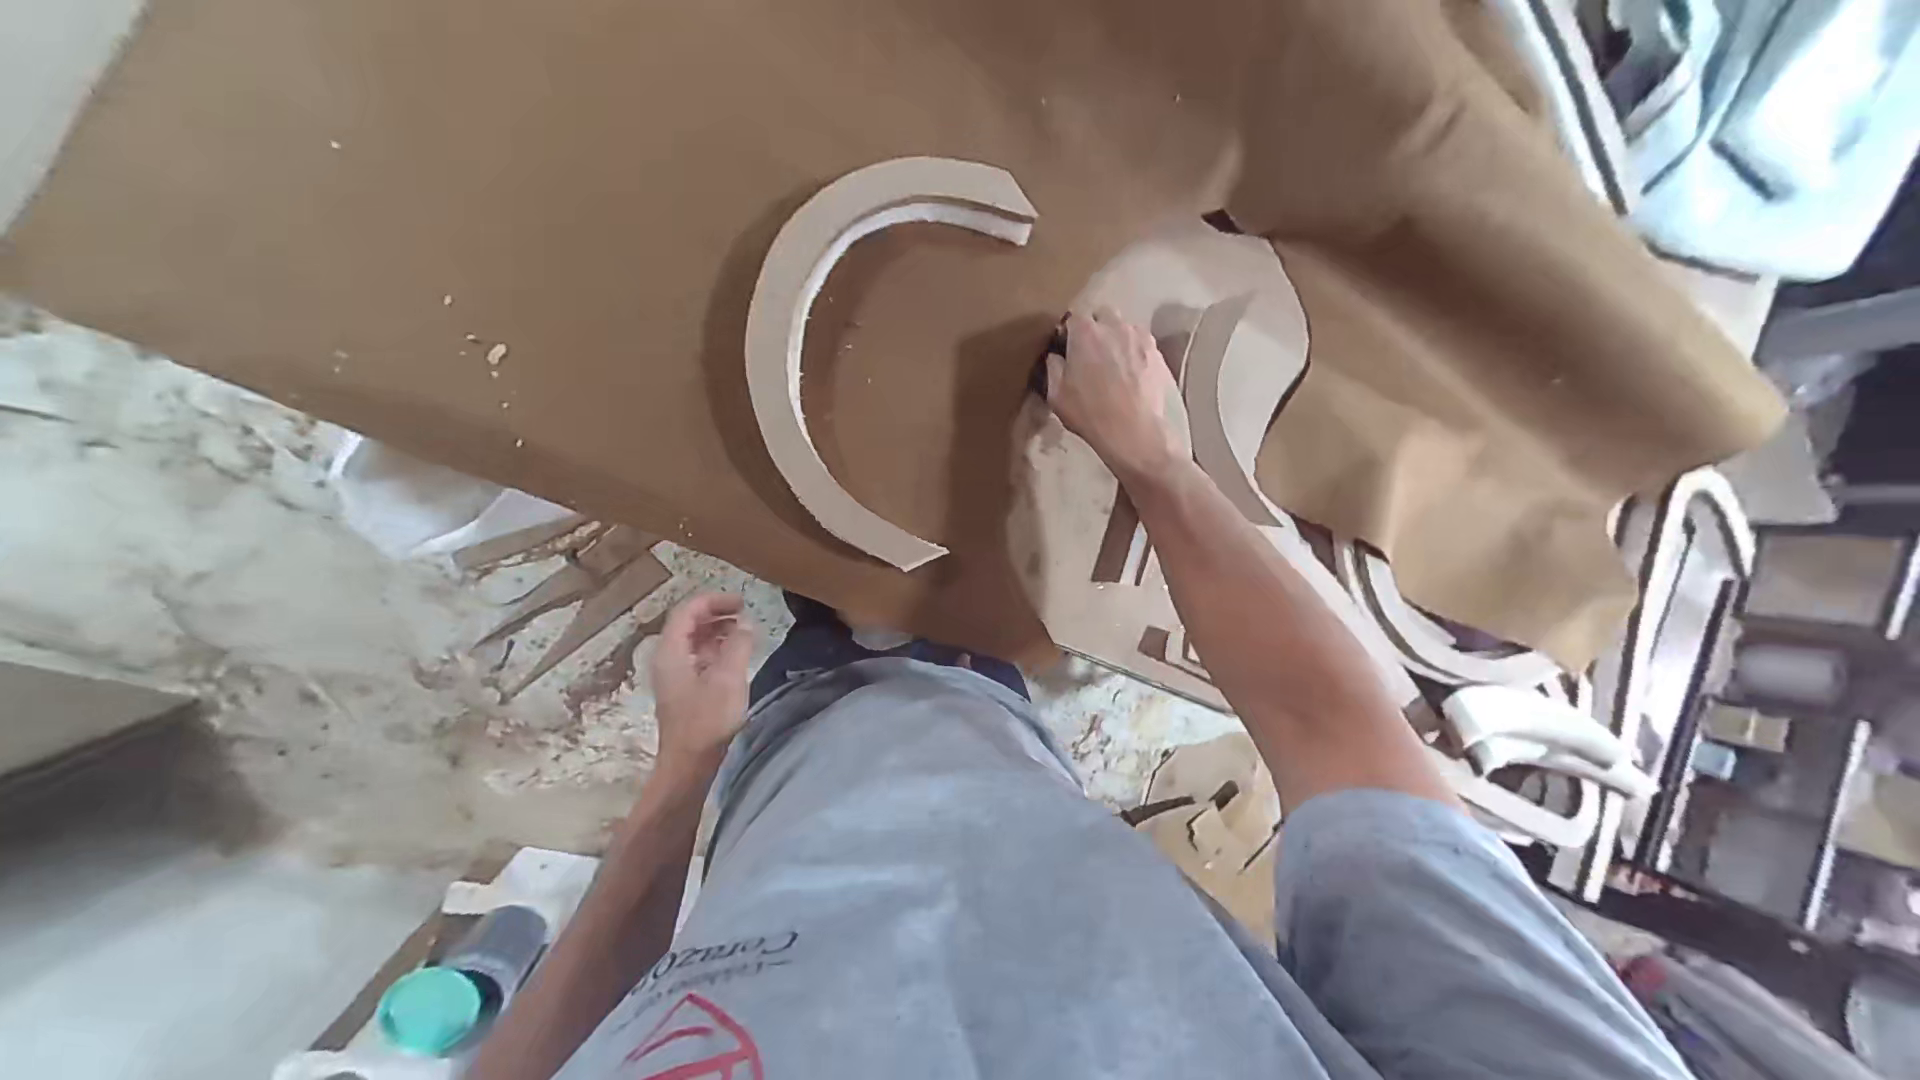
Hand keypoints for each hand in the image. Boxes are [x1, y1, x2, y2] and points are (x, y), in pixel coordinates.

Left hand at [649, 593, 754, 771]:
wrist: (689, 763)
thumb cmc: (707, 720)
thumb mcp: (729, 678)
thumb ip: (738, 645)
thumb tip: (745, 623)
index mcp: (671, 652)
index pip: (687, 611)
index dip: (714, 600)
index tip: (742, 602)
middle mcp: (667, 659)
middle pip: (688, 623)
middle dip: (716, 612)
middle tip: (744, 612)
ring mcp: (674, 675)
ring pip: (693, 640)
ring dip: (717, 630)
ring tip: (743, 630)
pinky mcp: (684, 689)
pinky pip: (698, 657)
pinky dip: (716, 648)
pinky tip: (735, 654)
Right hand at [1045, 307, 1185, 484]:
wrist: (1135, 431)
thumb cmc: (1090, 413)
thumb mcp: (1057, 395)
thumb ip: (1053, 367)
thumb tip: (1056, 355)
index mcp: (1085, 332)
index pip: (1072, 318)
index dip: (1069, 333)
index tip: (1067, 349)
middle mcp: (1114, 325)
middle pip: (1101, 315)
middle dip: (1095, 328)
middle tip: (1090, 354)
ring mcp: (1139, 337)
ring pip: (1123, 327)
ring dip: (1116, 338)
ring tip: (1113, 364)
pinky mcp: (1157, 352)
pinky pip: (1140, 343)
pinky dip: (1133, 351)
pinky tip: (1131, 373)